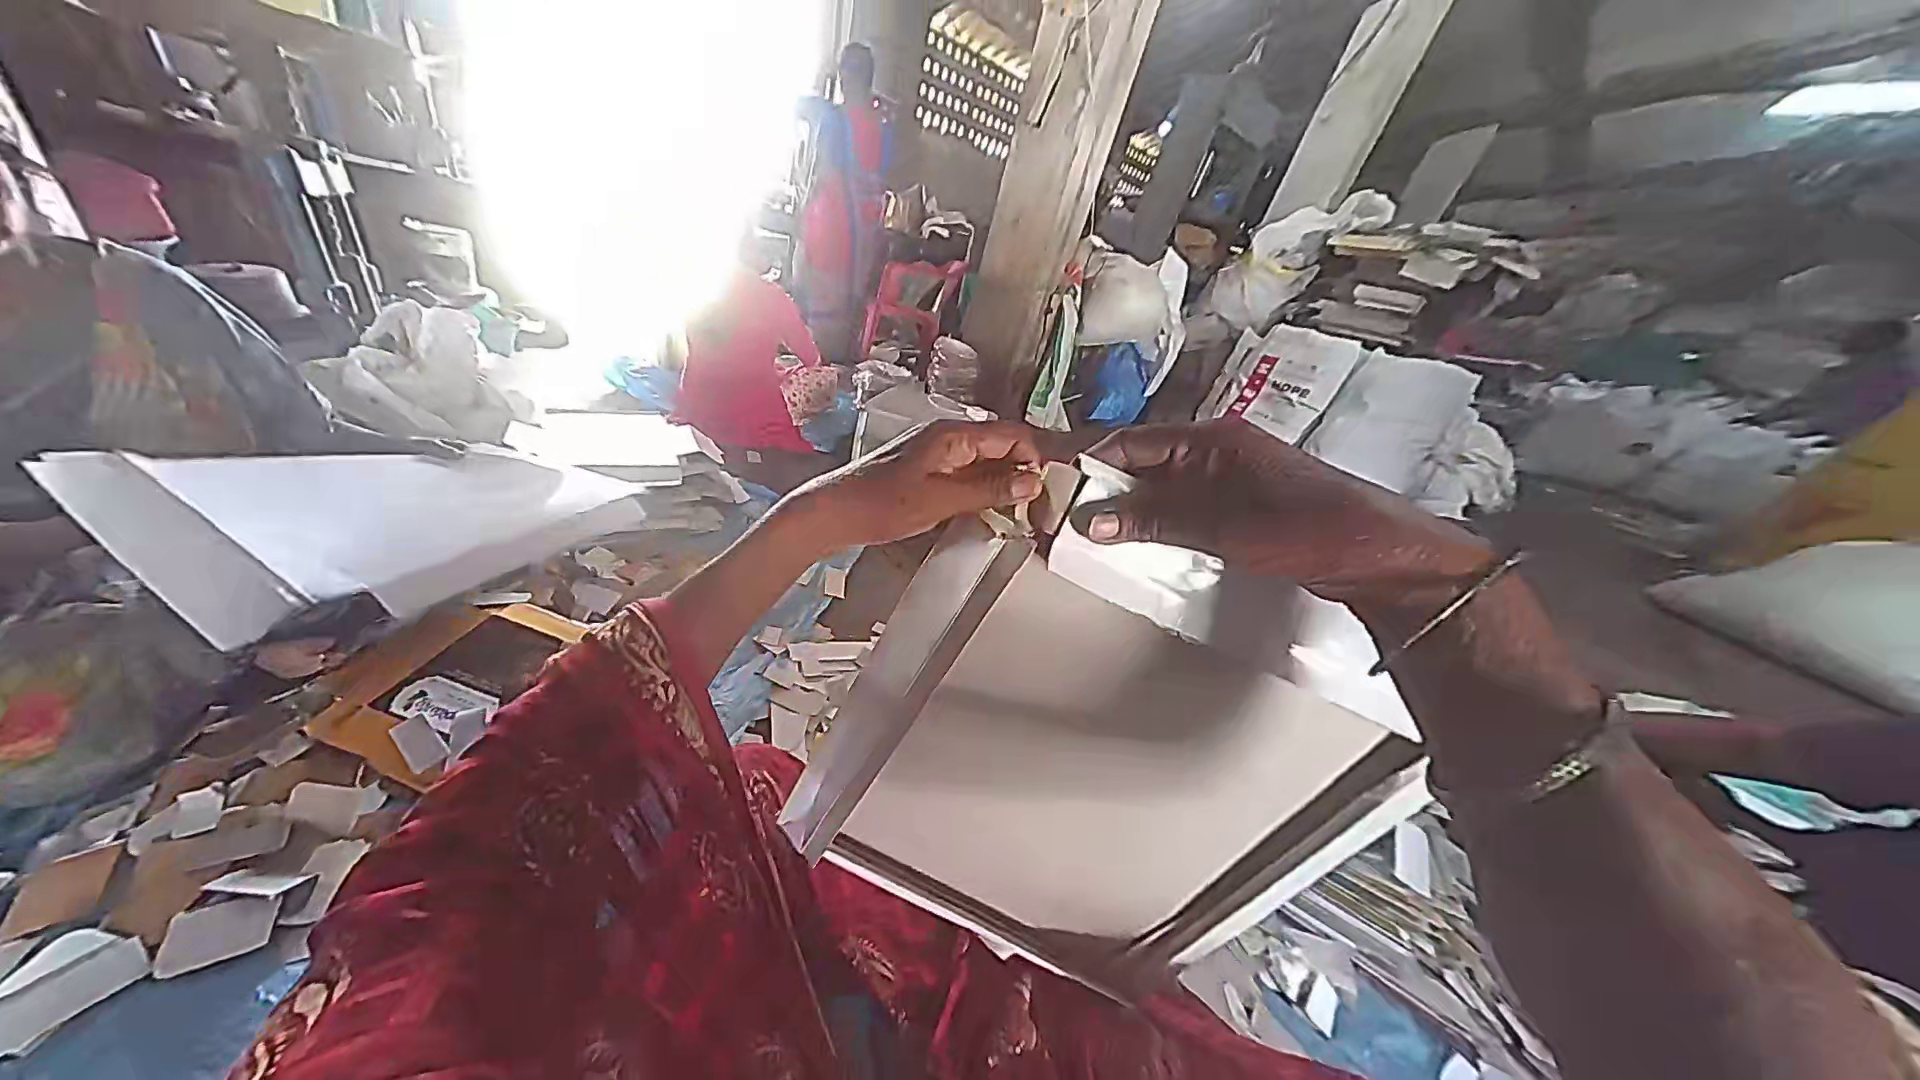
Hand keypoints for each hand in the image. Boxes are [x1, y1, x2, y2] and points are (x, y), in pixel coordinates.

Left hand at [786, 420, 1042, 553]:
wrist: (837, 513)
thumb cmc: (879, 503)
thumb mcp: (941, 499)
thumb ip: (988, 489)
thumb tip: (1029, 482)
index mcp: (954, 436)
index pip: (1012, 434)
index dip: (1036, 456)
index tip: (1050, 483)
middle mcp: (950, 439)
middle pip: (1003, 446)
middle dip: (1026, 469)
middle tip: (1041, 500)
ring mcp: (941, 454)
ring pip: (989, 461)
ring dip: (1008, 481)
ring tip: (1023, 507)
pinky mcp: (933, 471)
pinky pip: (972, 474)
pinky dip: (988, 489)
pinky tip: (993, 508)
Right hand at [1074, 420, 1492, 607]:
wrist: (1374, 557)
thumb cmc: (1305, 528)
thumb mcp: (1221, 525)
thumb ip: (1154, 519)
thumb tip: (1092, 521)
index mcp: (1209, 440)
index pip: (1132, 441)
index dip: (1090, 460)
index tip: (1055, 482)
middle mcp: (1211, 454)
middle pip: (1139, 463)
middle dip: (1101, 487)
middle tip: (1064, 514)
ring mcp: (1220, 481)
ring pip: (1155, 488)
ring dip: (1123, 507)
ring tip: (1087, 530)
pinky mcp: (1229, 508)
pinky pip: (1175, 509)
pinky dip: (1148, 523)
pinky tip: (1131, 542)